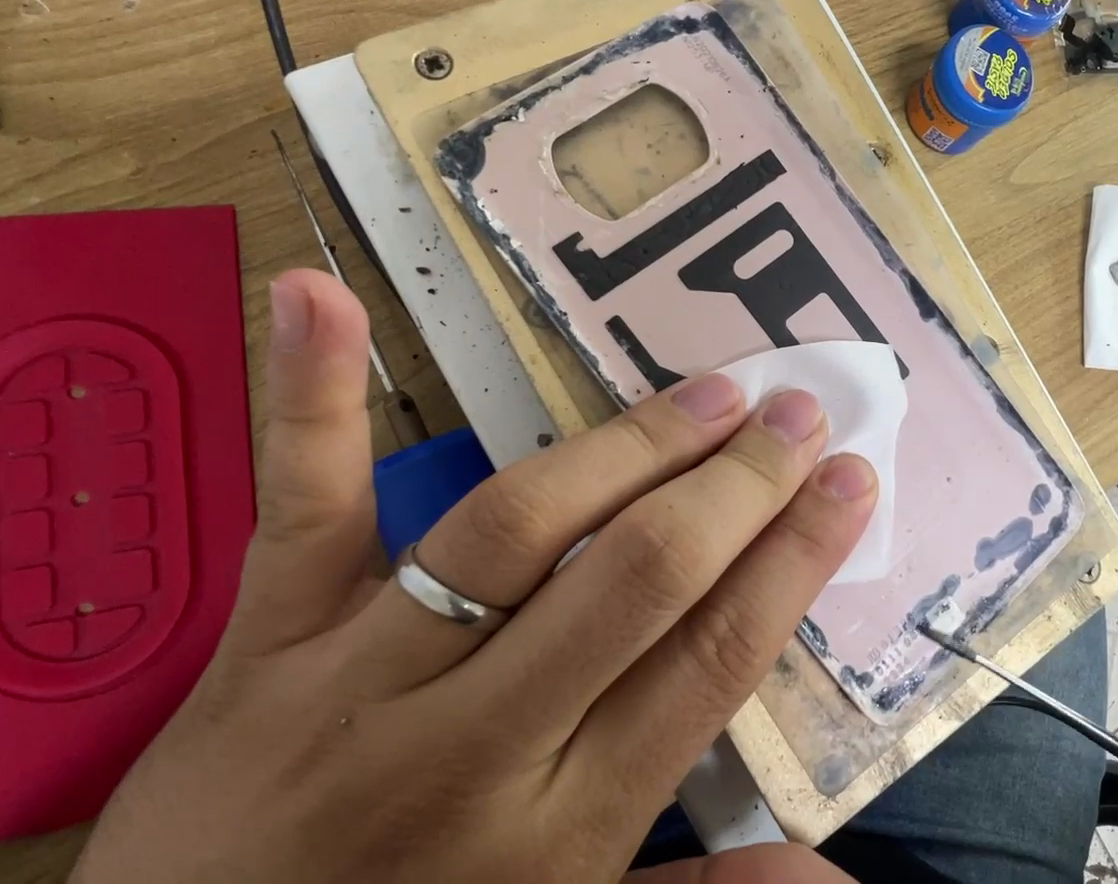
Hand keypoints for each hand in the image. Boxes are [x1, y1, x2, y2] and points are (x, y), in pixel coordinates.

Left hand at [72, 270, 869, 882]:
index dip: (791, 560)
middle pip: (631, 580)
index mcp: (563, 827)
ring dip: (625, 449)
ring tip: (707, 394)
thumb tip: (837, 881)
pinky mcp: (269, 632)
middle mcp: (472, 741)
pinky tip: (319, 293)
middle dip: (732, 488)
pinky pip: (302, 503)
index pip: (709, 661)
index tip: (848, 480)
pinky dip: (313, 394)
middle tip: (795, 414)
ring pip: (513, 529)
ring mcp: (360, 670)